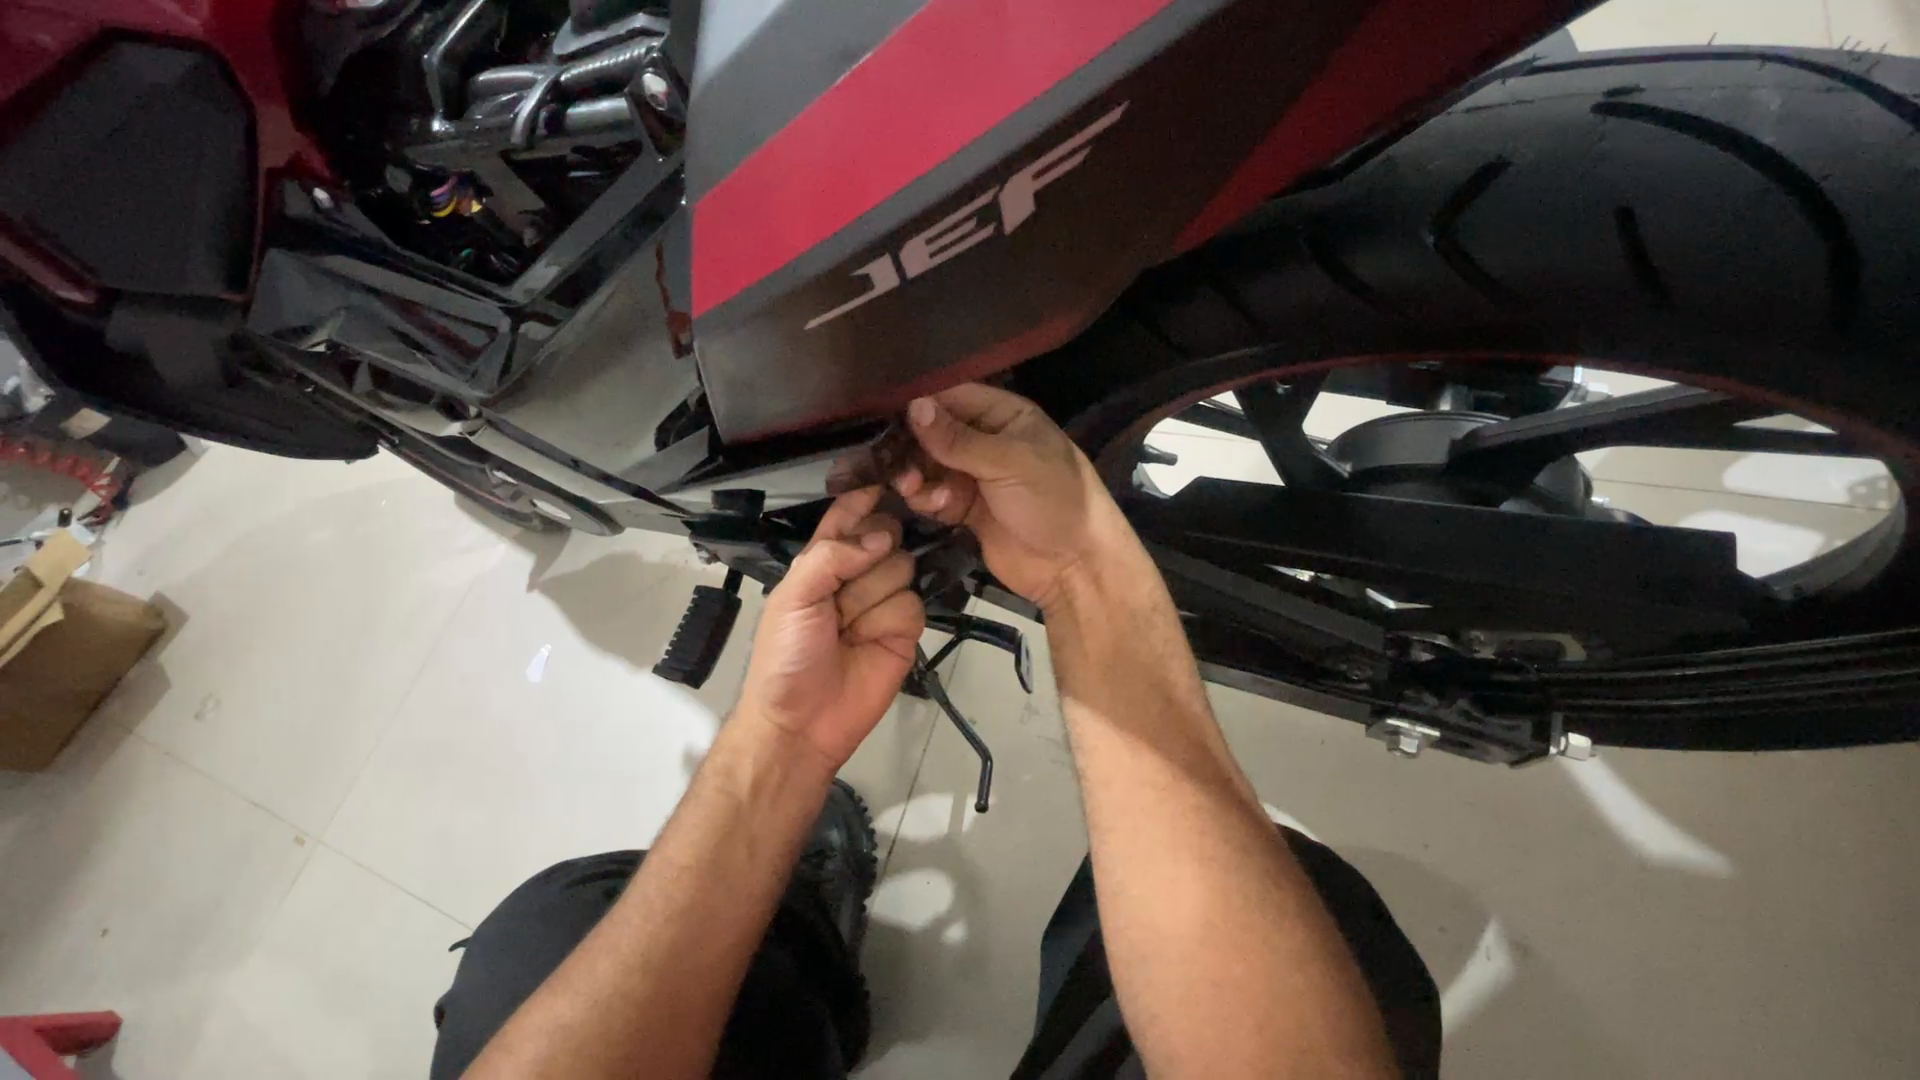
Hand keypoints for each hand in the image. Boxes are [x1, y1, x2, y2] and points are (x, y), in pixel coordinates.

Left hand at [735, 487, 925, 770]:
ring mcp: (883, 603)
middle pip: (887, 537)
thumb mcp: (792, 597)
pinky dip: (889, 623)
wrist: (801, 723)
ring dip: (871, 599)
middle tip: (845, 587)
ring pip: (903, 570)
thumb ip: (831, 555)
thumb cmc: (785, 656)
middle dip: (869, 558)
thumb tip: (881, 535)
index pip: (849, 516)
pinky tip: (868, 643)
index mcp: (823, 561)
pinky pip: (913, 606)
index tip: (884, 488)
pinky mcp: (905, 632)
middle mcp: (857, 576)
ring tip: (847, 629)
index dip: (864, 502)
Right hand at [894, 383, 1128, 610]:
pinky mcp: (967, 510)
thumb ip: (958, 438)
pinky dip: (929, 500)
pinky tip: (936, 508)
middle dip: (914, 446)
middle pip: (935, 433)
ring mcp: (976, 477)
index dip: (921, 404)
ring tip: (915, 489)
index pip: (954, 396)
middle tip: (895, 462)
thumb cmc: (1051, 500)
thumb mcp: (1008, 462)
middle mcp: (988, 441)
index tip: (886, 415)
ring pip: (930, 466)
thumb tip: (914, 406)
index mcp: (1005, 416)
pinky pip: (935, 496)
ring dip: (918, 476)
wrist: (1073, 566)